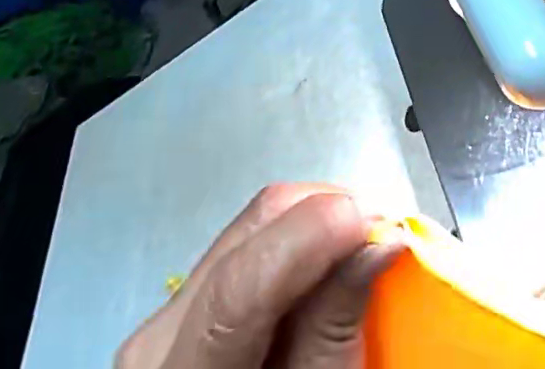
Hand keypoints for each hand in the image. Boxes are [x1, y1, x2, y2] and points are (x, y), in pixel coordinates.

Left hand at [116, 184, 401, 368]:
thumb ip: (334, 330)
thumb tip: (381, 240)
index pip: (238, 284)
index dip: (308, 238)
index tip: (370, 221)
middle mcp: (160, 328)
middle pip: (254, 228)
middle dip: (327, 214)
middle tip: (384, 231)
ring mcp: (171, 308)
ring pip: (255, 224)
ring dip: (317, 223)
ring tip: (361, 247)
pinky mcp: (188, 299)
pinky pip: (250, 242)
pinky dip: (297, 241)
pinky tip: (325, 264)